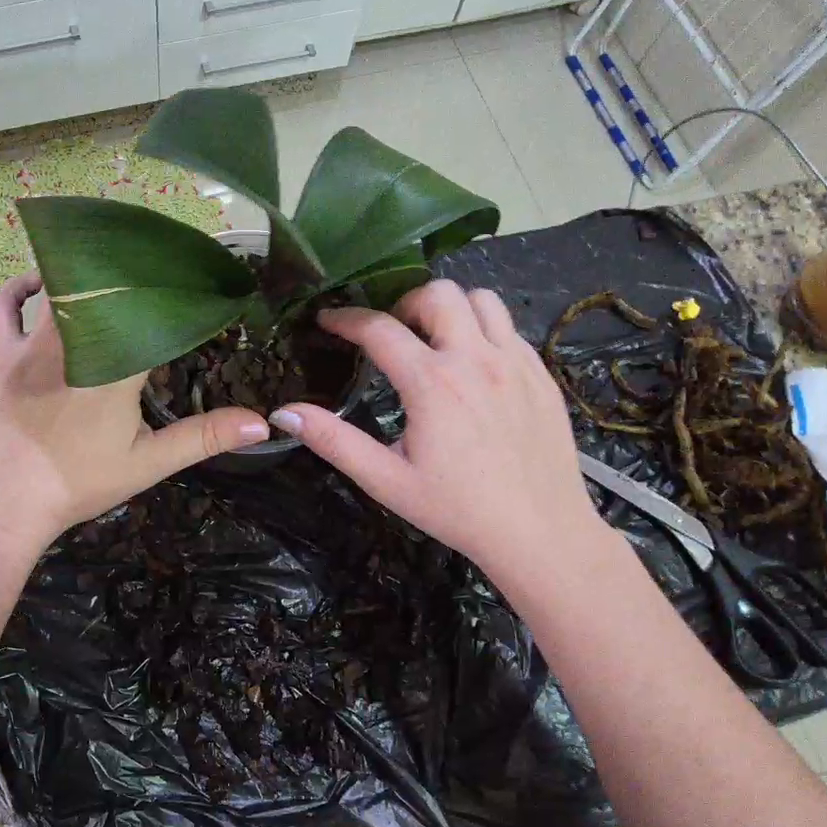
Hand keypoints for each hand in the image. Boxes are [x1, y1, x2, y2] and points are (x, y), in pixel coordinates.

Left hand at [0, 274, 270, 547]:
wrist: (3, 504)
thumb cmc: (78, 483)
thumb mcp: (147, 463)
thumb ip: (203, 437)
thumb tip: (262, 423)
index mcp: (115, 366)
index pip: (154, 316)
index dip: (181, 299)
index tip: (204, 289)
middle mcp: (73, 343)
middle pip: (107, 290)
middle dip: (138, 275)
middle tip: (165, 271)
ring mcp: (31, 345)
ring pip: (61, 291)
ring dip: (87, 278)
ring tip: (114, 269)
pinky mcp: (2, 354)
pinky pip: (5, 306)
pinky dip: (21, 287)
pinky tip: (41, 282)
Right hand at [268, 280, 605, 568]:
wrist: (542, 533)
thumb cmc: (457, 510)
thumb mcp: (386, 481)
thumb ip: (334, 441)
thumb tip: (284, 413)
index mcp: (433, 385)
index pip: (379, 328)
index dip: (346, 318)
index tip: (328, 320)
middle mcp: (476, 360)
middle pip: (437, 293)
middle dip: (405, 304)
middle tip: (393, 335)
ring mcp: (515, 363)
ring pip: (481, 299)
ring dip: (450, 309)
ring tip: (435, 340)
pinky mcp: (541, 374)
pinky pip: (509, 328)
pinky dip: (482, 330)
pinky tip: (472, 367)